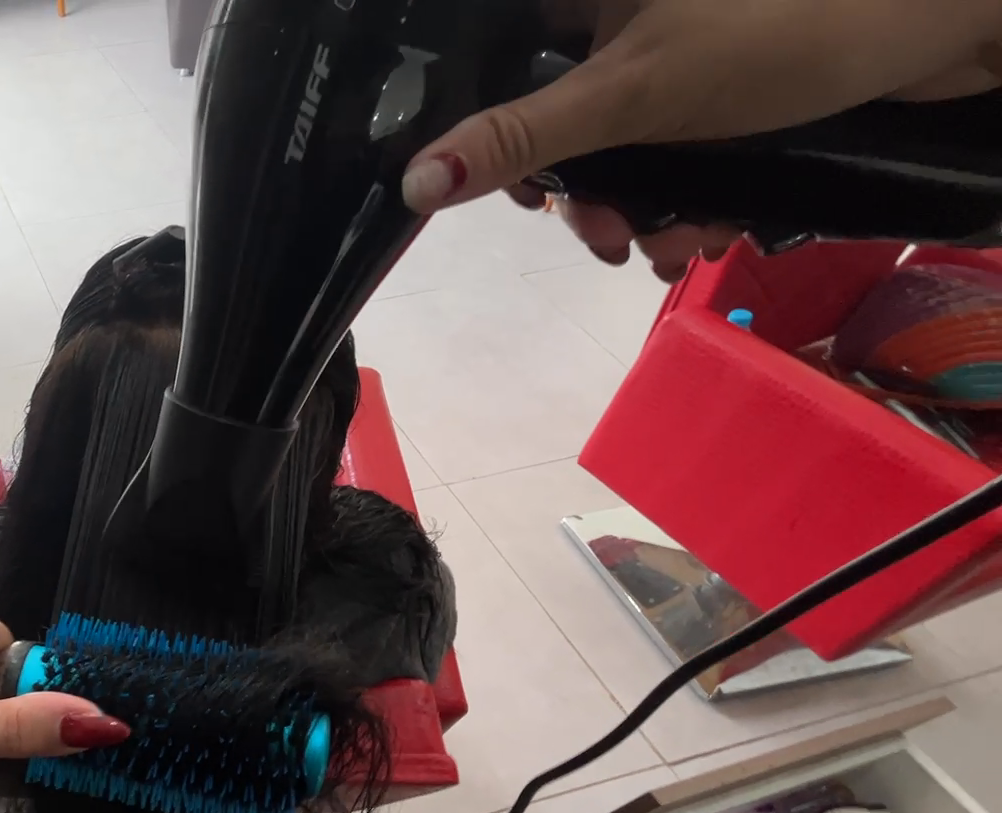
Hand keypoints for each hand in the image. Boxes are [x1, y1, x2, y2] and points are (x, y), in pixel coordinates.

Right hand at [402, 0, 1001, 275]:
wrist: (978, 14)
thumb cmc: (797, 25)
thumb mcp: (635, 90)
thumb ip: (518, 137)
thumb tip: (411, 185)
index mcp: (587, 3)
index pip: (496, 72)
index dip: (491, 140)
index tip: (520, 193)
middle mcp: (621, 21)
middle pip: (558, 126)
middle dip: (585, 199)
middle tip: (608, 237)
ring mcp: (677, 53)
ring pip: (618, 150)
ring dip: (637, 215)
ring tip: (677, 245)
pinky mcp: (724, 87)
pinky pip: (671, 153)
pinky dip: (684, 199)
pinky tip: (708, 228)